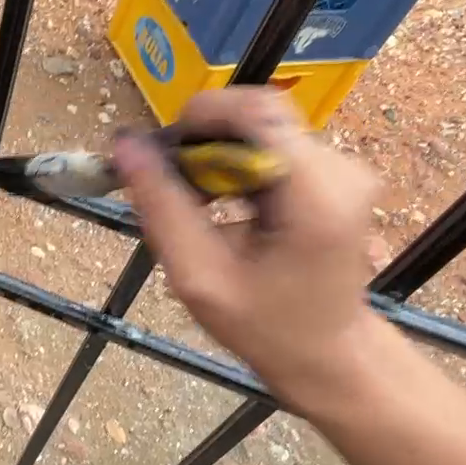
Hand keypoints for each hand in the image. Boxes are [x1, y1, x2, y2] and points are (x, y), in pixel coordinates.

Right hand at [114, 88, 382, 411]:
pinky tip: (220, 201)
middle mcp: (339, 169)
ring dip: (214, 153)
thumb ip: (161, 206)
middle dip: (202, 139)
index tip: (166, 152)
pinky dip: (232, 162)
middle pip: (255, 116)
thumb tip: (124, 142)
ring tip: (195, 202)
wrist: (330, 355)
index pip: (258, 110)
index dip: (203, 115)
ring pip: (257, 127)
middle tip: (173, 185)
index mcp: (315, 195)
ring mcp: (341, 168)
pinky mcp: (333, 173)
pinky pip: (268, 143)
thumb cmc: (265, 325)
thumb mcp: (197, 275)